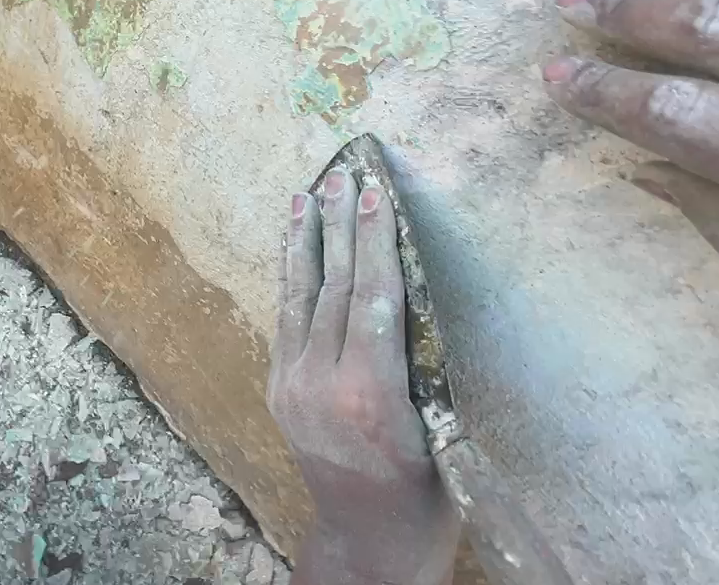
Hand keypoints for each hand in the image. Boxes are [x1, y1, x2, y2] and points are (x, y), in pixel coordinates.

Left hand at [269, 169, 458, 584]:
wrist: (367, 546)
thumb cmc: (426, 494)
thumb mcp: (441, 427)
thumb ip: (418, 359)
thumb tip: (402, 286)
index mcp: (369, 394)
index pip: (372, 296)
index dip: (373, 240)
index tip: (373, 192)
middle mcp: (320, 381)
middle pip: (333, 286)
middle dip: (339, 225)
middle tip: (339, 173)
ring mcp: (291, 384)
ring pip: (300, 295)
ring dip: (305, 240)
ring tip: (306, 194)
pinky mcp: (277, 387)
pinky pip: (285, 319)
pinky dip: (292, 276)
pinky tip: (294, 246)